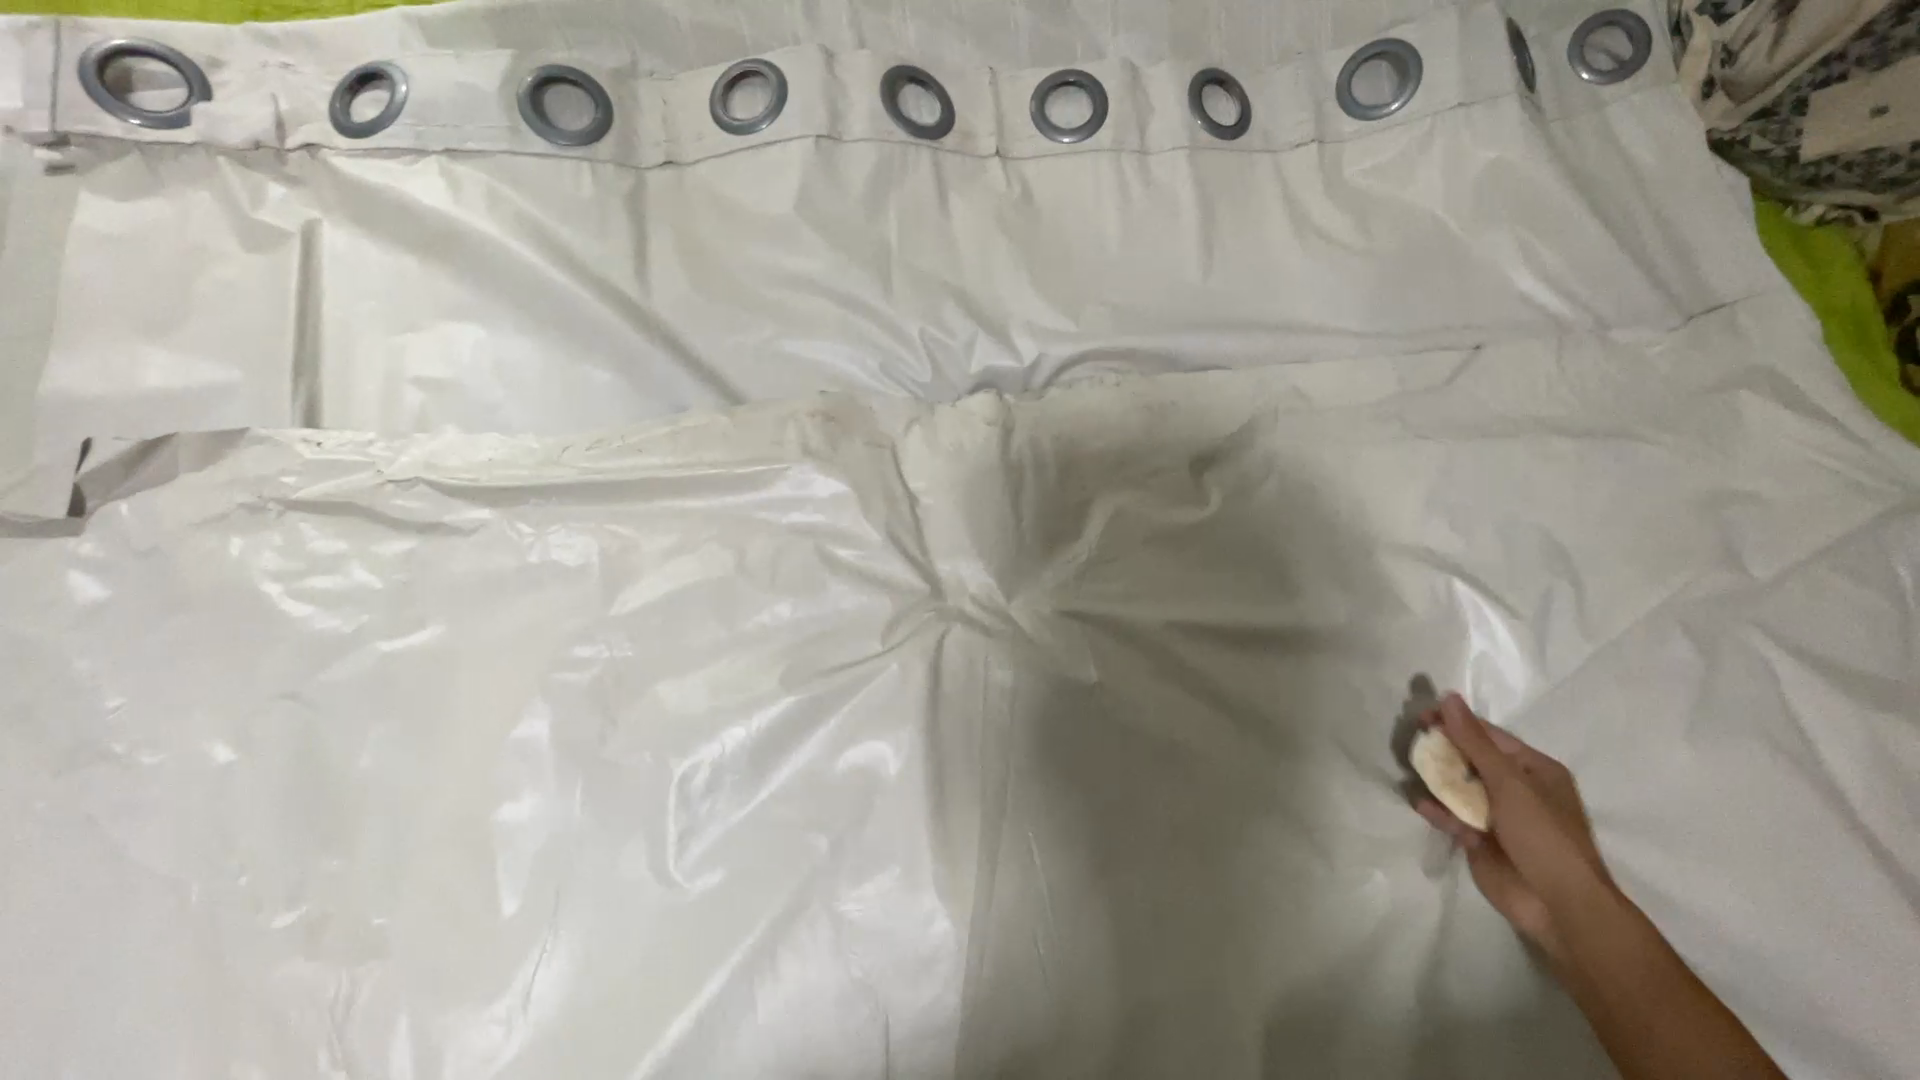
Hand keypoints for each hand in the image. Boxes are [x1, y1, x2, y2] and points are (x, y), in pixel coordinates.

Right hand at [1413, 693, 1616, 965]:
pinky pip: (1453, 816)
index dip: (1456, 724)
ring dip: (1437, 781)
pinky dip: (1438, 810)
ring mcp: (1497, 816)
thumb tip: (1448, 698)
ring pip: (1458, 788)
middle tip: (1413, 745)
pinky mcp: (1479, 839)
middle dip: (1443, 752)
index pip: (1488, 736)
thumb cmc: (1543, 835)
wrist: (1558, 904)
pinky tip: (1422, 805)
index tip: (1422, 718)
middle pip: (1470, 760)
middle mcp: (1516, 789)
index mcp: (1533, 770)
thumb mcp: (1509, 783)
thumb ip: (1474, 742)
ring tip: (1413, 772)